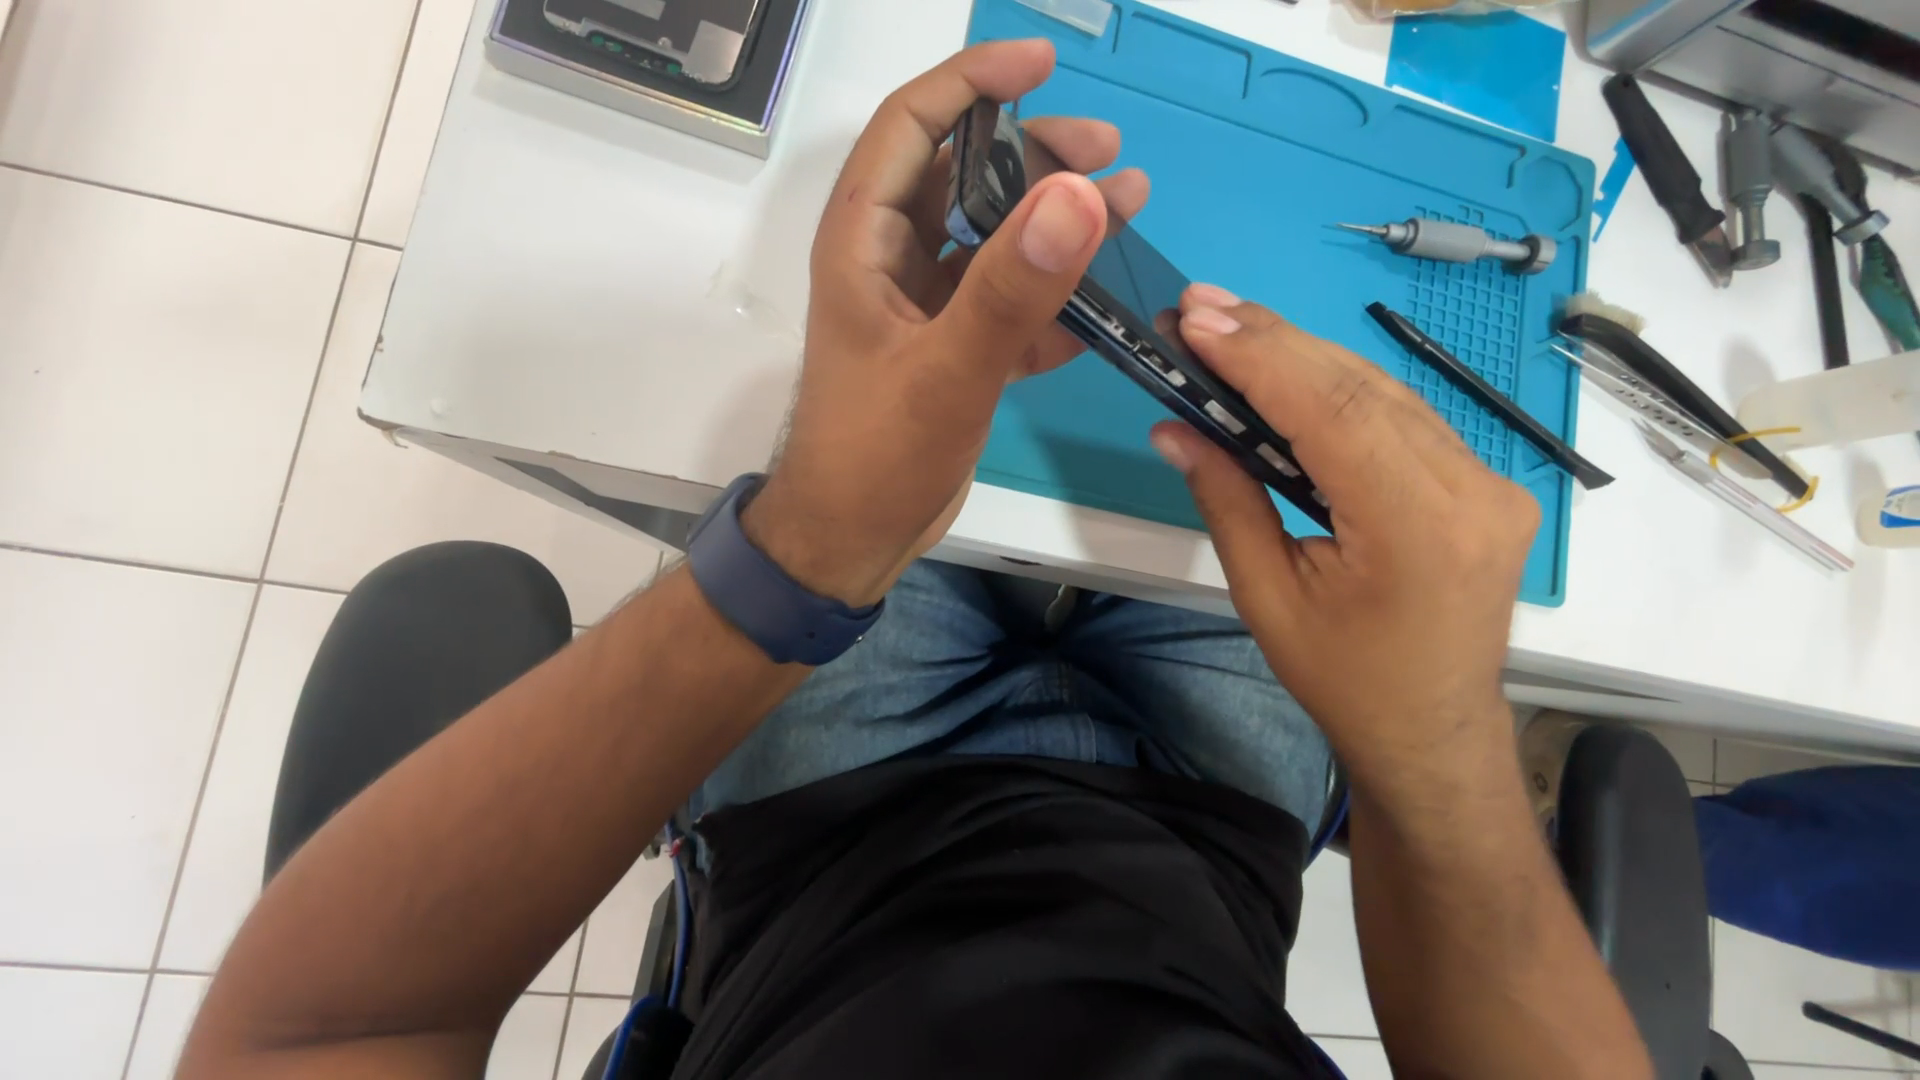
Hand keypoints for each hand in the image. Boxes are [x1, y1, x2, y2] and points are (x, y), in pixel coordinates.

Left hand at [742, 40, 1149, 606]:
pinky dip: (1050, 301)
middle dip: (1036, 156)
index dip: (972, 82)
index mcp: (866, 244)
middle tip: (1109, 156)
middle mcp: (893, 263)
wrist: (854, 538)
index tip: (1043, 62)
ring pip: (993, 243)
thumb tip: (1077, 195)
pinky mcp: (952, 354)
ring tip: (1127, 207)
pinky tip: (1100, 307)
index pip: (912, 128)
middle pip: (964, 178)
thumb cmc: (876, 456)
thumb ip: (1008, 290)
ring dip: (1054, 226)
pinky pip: (1007, 307)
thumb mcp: (945, 372)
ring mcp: (925, 310)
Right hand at [1149, 288, 1539, 798]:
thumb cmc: (1343, 678)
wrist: (1431, 730)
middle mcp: (1470, 490)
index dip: (1260, 357)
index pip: (1333, 412)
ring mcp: (1489, 482)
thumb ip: (1227, 500)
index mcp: (1417, 528)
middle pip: (1362, 388)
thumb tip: (1175, 428)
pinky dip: (1339, 389)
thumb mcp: (1266, 596)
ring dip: (1304, 357)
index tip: (1198, 319)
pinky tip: (1290, 369)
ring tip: (1232, 327)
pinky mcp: (1484, 483)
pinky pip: (1404, 417)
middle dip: (1274, 341)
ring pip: (1385, 392)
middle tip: (1203, 306)